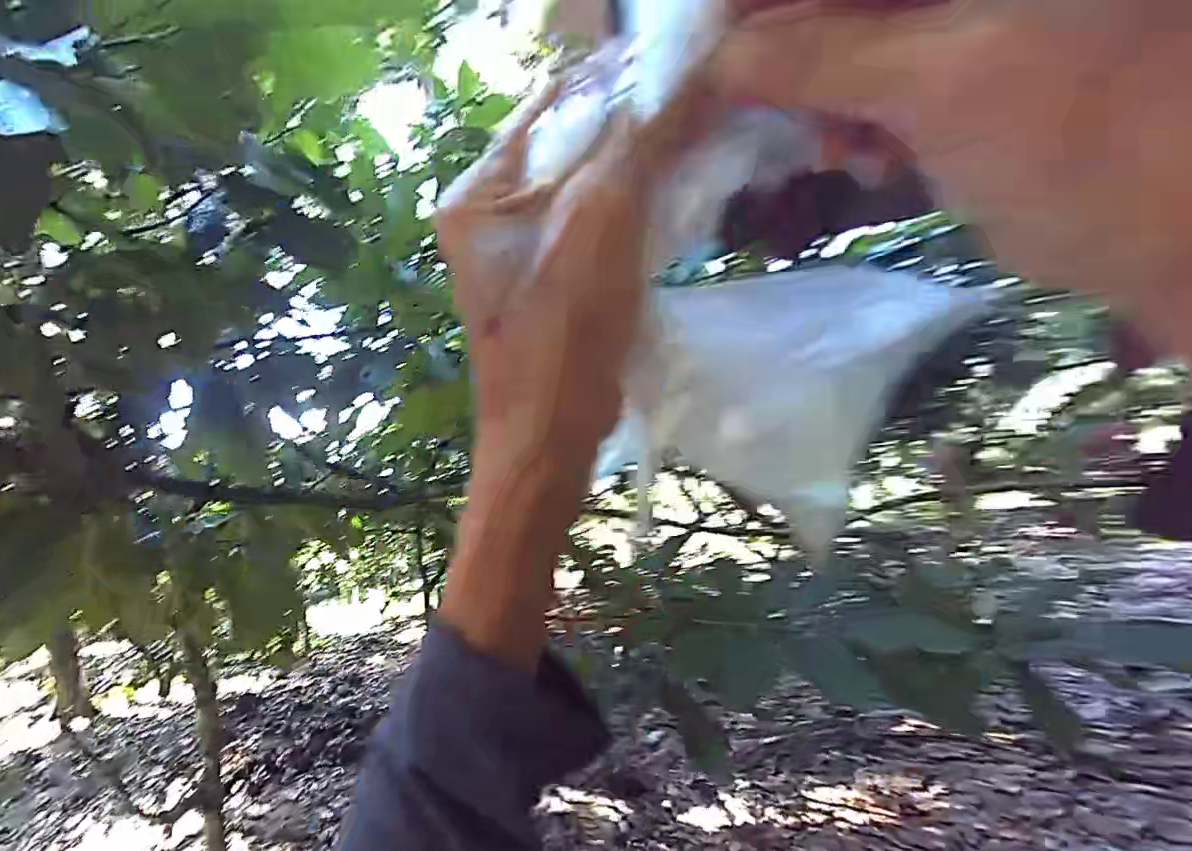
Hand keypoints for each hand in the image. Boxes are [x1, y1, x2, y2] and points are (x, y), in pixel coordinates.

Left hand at [434, 77, 697, 667]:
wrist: (547, 446)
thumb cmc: (560, 344)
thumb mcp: (597, 229)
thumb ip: (634, 141)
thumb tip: (683, 66)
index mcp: (479, 195)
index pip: (556, 103)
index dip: (623, 77)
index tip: (692, 62)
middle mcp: (491, 217)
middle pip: (575, 142)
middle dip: (641, 122)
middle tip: (711, 101)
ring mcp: (521, 254)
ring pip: (592, 185)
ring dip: (647, 164)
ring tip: (708, 141)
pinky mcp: (553, 286)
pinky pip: (598, 227)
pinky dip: (640, 207)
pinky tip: (684, 193)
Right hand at [716, 0, 1191, 415]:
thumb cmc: (1090, 136)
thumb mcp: (943, 83)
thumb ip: (822, 60)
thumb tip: (718, 61)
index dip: (761, 6)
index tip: (708, 62)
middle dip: (793, 57)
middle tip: (774, 122)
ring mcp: (979, 7)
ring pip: (854, 36)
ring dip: (825, 99)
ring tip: (843, 153)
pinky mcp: (977, 58)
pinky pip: (881, 77)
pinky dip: (859, 119)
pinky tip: (869, 157)